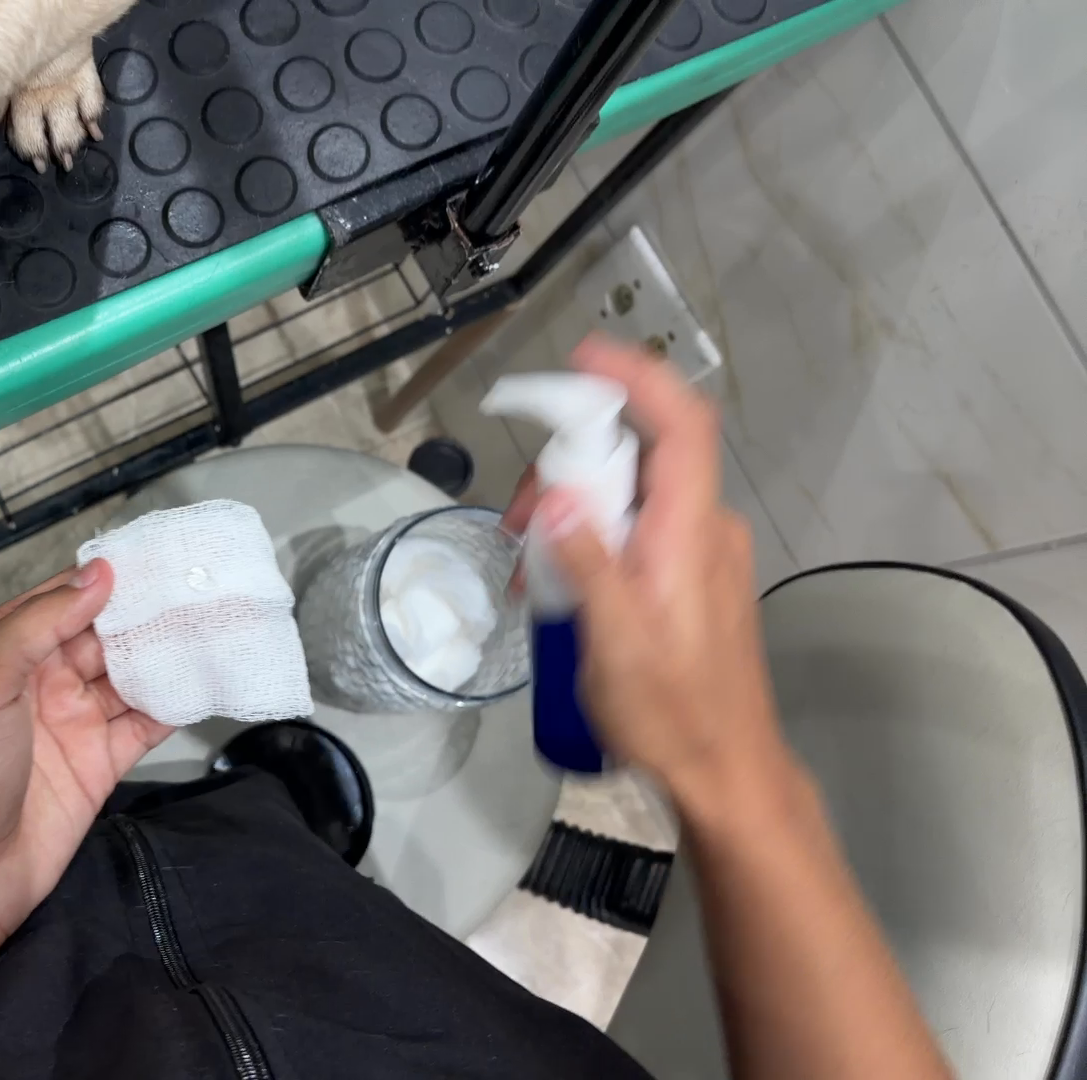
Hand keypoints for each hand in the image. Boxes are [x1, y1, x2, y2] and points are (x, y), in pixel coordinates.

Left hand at [0, 561, 168, 971]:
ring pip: (126, 675)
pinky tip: (206, 678)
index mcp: (1, 651)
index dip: (100, 579)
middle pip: (99, 635)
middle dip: (142, 613)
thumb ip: (40, 622)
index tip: (154, 556)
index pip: (58, 601)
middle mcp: (38, 679)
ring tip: (213, 622)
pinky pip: (142, 723)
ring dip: (164, 654)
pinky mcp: (99, 763)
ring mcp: (71, 722)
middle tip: (198, 585)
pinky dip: (172, 704)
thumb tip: (99, 573)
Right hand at [500, 335, 788, 797]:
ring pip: (623, 493)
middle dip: (565, 470)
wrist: (721, 769)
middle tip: (516, 522)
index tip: (581, 360)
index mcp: (690, 534)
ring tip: (528, 566)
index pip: (680, 429)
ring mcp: (692, 550)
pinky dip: (581, 535)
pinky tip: (553, 578)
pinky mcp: (678, 573)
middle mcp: (700, 528)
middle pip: (634, 457)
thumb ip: (592, 562)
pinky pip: (626, 526)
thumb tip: (559, 496)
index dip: (637, 381)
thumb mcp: (617, 640)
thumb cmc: (669, 710)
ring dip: (566, 511)